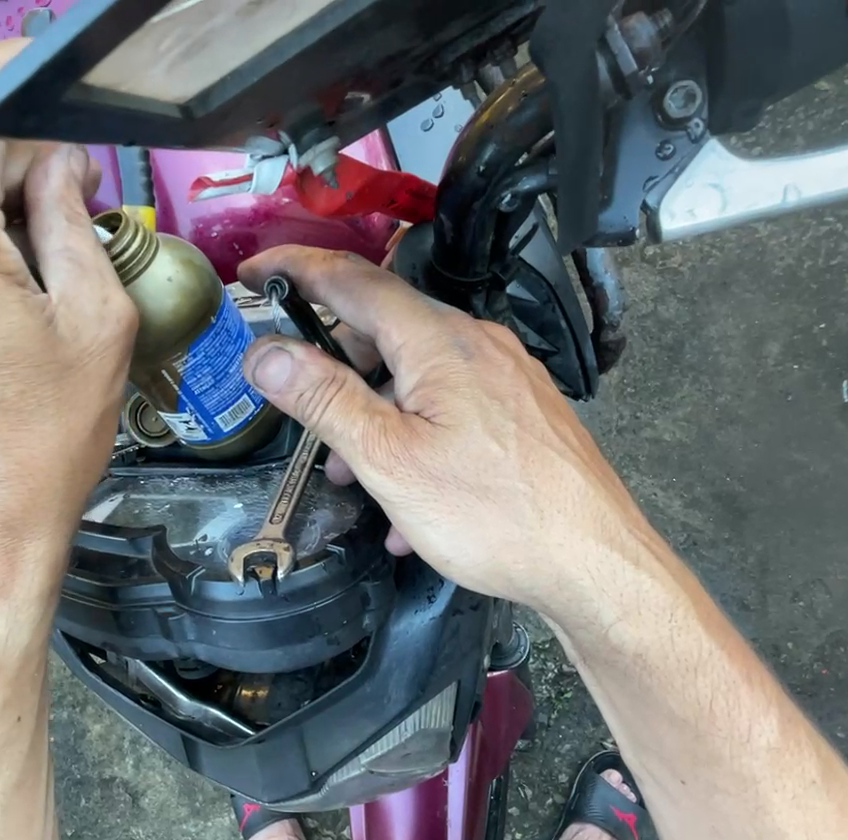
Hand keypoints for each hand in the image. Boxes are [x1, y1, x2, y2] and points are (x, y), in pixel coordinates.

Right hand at [236, 247, 655, 619]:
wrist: (592, 564)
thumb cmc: (493, 515)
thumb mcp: (390, 459)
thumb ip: (325, 400)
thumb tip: (264, 354)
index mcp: (439, 342)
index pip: (353, 280)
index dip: (296, 267)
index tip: (255, 270)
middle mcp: (478, 344)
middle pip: (385, 330)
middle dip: (336, 369)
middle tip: (304, 412)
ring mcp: (507, 378)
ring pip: (418, 377)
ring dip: (375, 414)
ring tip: (356, 477)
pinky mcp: (523, 414)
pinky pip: (451, 410)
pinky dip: (416, 439)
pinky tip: (410, 502)